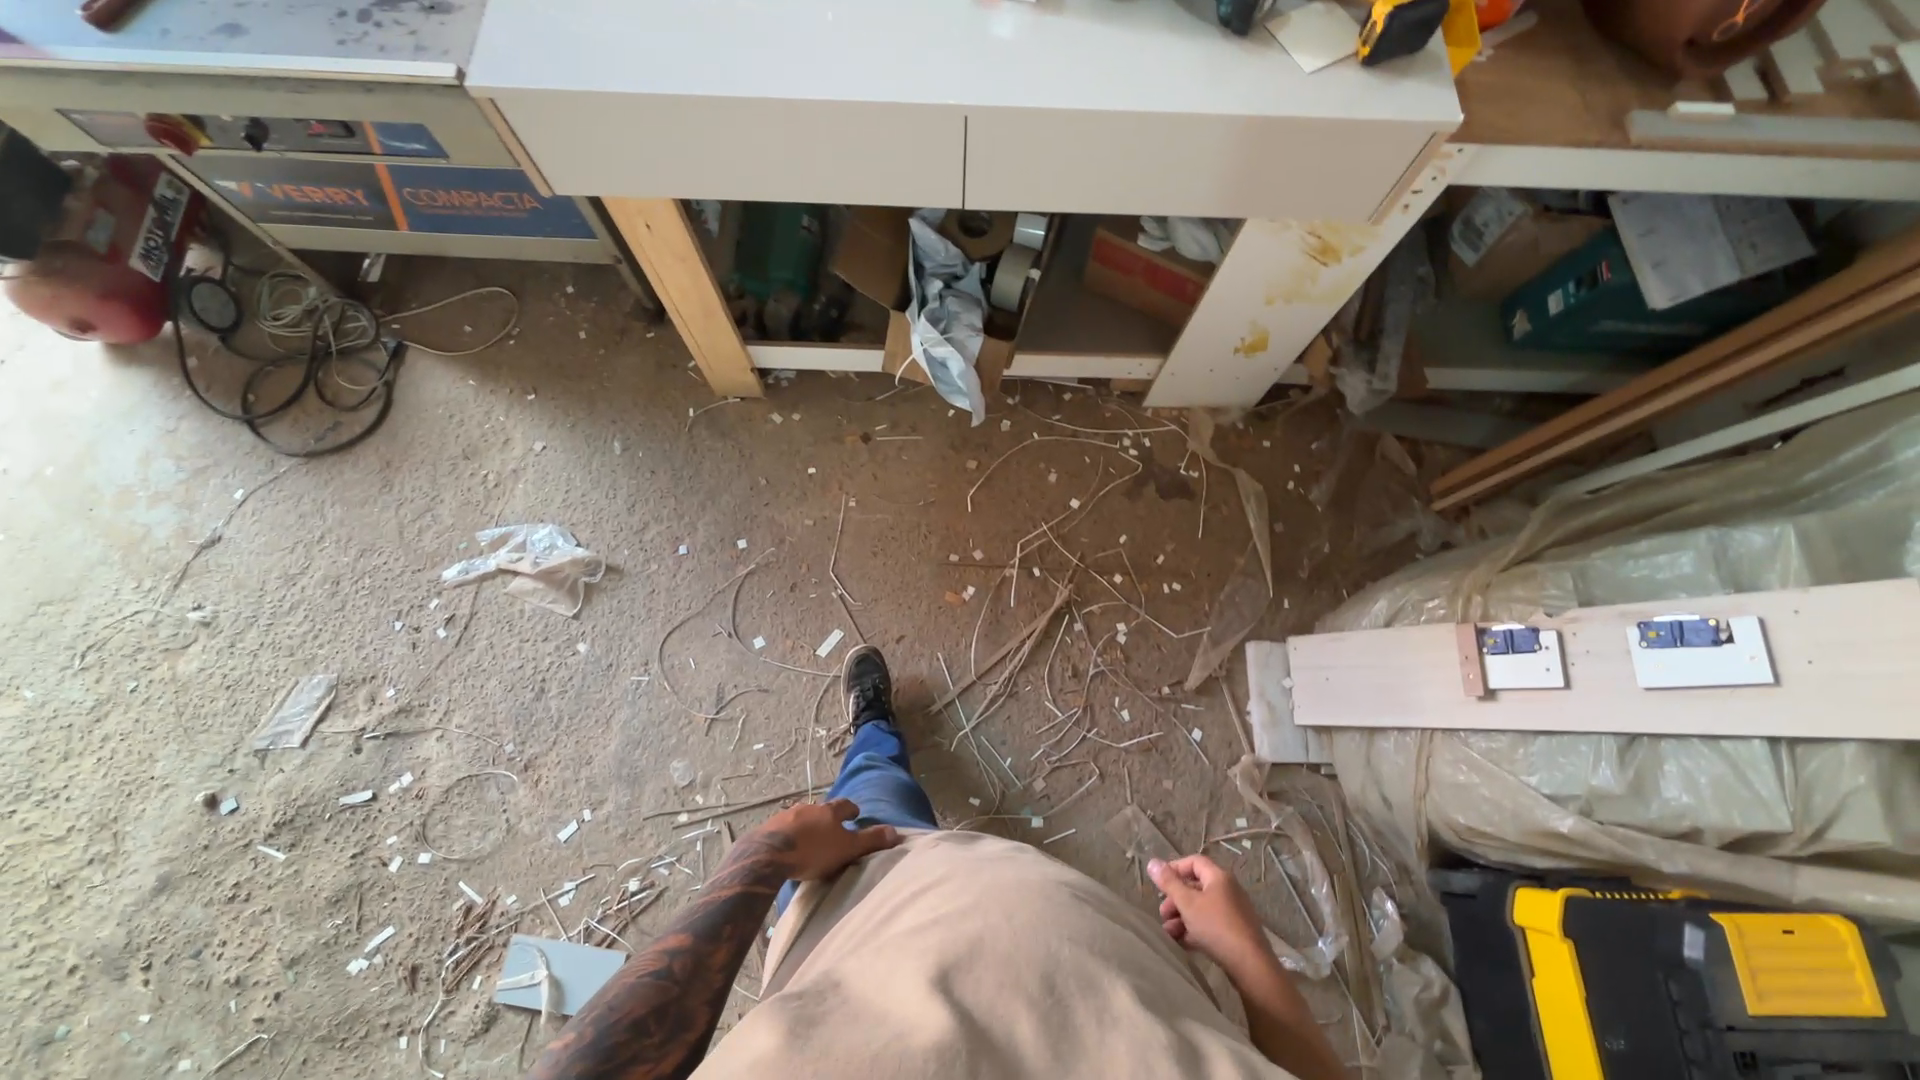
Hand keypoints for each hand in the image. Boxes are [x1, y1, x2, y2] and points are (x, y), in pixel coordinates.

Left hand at [755, 798, 901, 880]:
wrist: (767, 855)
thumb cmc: (813, 851)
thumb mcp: (847, 848)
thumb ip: (870, 840)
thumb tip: (895, 832)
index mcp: (829, 811)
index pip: (845, 804)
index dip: (851, 809)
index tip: (856, 814)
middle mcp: (808, 808)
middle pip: (822, 809)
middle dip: (828, 818)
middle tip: (834, 829)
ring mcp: (786, 816)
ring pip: (802, 818)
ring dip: (808, 826)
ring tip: (812, 840)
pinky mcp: (768, 828)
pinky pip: (784, 829)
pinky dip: (790, 835)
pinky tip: (790, 847)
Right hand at [1149, 855, 1273, 976]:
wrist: (1249, 964)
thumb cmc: (1216, 926)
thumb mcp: (1187, 903)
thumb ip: (1169, 883)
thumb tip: (1152, 862)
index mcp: (1219, 878)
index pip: (1194, 862)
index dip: (1175, 868)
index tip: (1159, 883)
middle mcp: (1228, 891)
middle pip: (1195, 887)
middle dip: (1175, 900)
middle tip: (1163, 914)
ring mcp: (1233, 912)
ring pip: (1201, 908)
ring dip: (1182, 918)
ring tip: (1168, 932)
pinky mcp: (1234, 932)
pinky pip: (1210, 924)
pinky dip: (1194, 930)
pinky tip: (1182, 942)